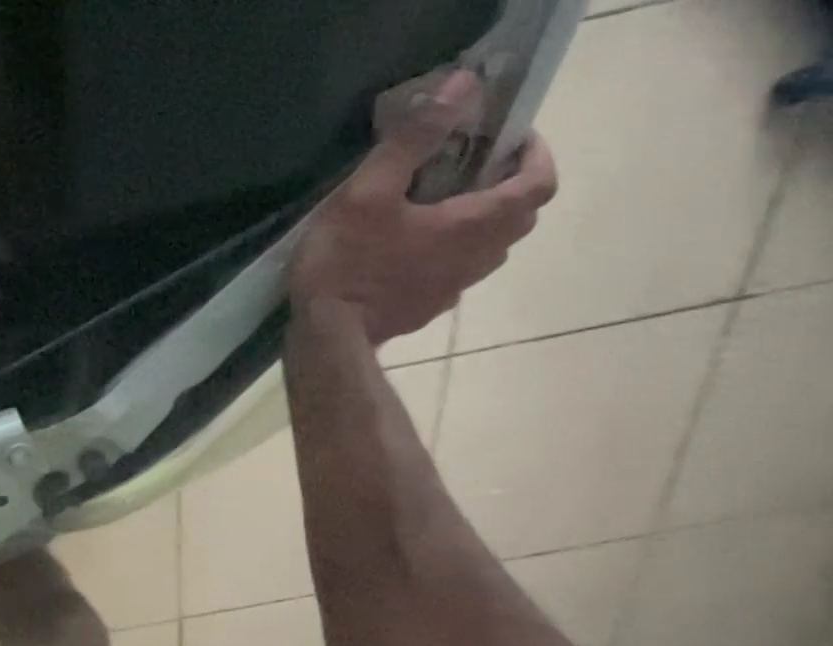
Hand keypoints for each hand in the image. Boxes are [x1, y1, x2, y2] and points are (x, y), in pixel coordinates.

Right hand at [288, 70, 558, 342]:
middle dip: (507, 187)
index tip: (508, 138)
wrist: (326, 340)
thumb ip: (414, 138)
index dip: (535, 154)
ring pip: (489, 248)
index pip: (540, 182)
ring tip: (439, 208)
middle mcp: (479, 257)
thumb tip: (462, 85)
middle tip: (470, 169)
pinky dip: (448, 253)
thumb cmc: (347, 263)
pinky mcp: (426, 310)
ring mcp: (454, 289)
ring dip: (478, 223)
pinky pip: (454, 273)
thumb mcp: (369, 191)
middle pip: (519, 216)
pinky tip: (409, 250)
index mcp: (476, 224)